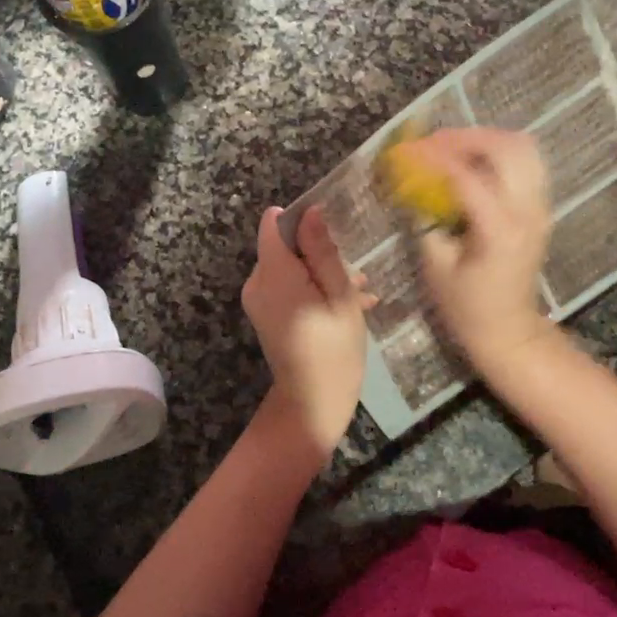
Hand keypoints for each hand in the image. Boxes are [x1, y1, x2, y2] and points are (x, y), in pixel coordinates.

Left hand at [240, 205, 368, 452]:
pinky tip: (346, 305)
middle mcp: (257, 282)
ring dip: (320, 273)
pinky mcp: (264, 312)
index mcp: (273, 274)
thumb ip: (323, 252)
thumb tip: (311, 211)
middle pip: (283, 246)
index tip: (332, 232)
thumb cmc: (335, 350)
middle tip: (356, 274)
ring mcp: (257, 299)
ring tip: (359, 293)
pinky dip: (311, 289)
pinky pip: (286, 286)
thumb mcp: (340, 297)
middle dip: (318, 252)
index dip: (302, 219)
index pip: (273, 223)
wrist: (312, 405)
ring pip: (289, 266)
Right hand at [406, 128, 556, 365]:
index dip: (434, 157)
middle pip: (505, 148)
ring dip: (486, 139)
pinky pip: (527, 163)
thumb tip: (410, 185)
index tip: (407, 150)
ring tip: (453, 145)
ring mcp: (540, 208)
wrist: (509, 331)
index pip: (466, 176)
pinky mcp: (541, 208)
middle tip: (433, 142)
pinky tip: (474, 161)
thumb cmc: (467, 307)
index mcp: (499, 229)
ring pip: (523, 148)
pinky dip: (500, 152)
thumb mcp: (436, 266)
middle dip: (465, 137)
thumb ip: (426, 220)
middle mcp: (527, 211)